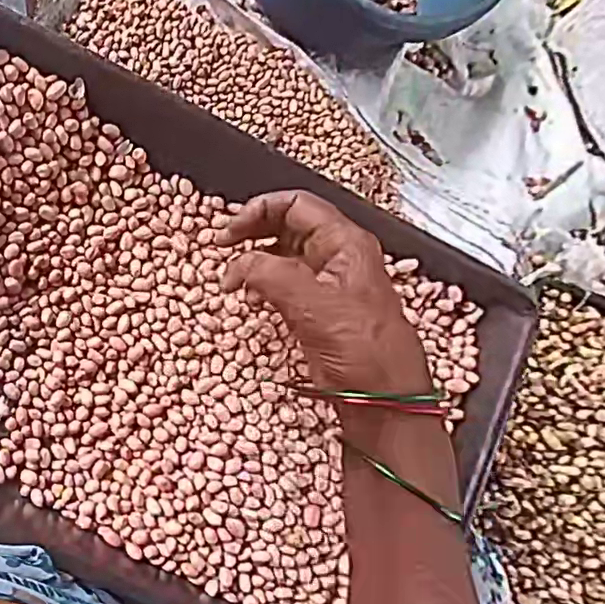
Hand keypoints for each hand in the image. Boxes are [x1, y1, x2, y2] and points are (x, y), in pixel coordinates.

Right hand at [217, 190, 430, 395]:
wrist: (384, 398)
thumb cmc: (364, 352)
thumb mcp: (316, 307)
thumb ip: (273, 276)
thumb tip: (238, 263)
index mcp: (345, 245)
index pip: (296, 205)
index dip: (258, 210)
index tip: (227, 233)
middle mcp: (335, 256)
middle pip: (286, 224)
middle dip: (250, 232)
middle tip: (220, 248)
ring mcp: (324, 282)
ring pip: (280, 253)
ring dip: (251, 260)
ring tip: (232, 280)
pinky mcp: (314, 307)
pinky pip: (279, 282)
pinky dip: (258, 284)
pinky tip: (249, 299)